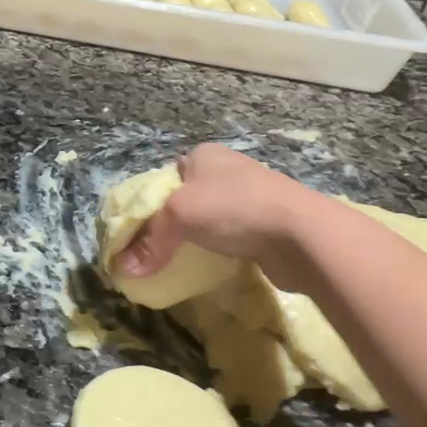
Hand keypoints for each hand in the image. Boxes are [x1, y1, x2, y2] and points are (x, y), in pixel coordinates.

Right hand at [115, 144, 327, 285]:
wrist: (302, 234)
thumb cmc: (233, 208)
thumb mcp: (179, 217)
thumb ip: (150, 241)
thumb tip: (124, 271)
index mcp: (203, 155)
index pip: (167, 177)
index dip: (153, 203)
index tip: (143, 231)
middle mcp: (227, 170)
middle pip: (189, 198)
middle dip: (176, 222)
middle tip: (160, 249)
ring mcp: (252, 197)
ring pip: (213, 218)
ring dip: (202, 237)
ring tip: (186, 260)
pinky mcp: (269, 225)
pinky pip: (235, 236)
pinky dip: (225, 249)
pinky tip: (219, 265)